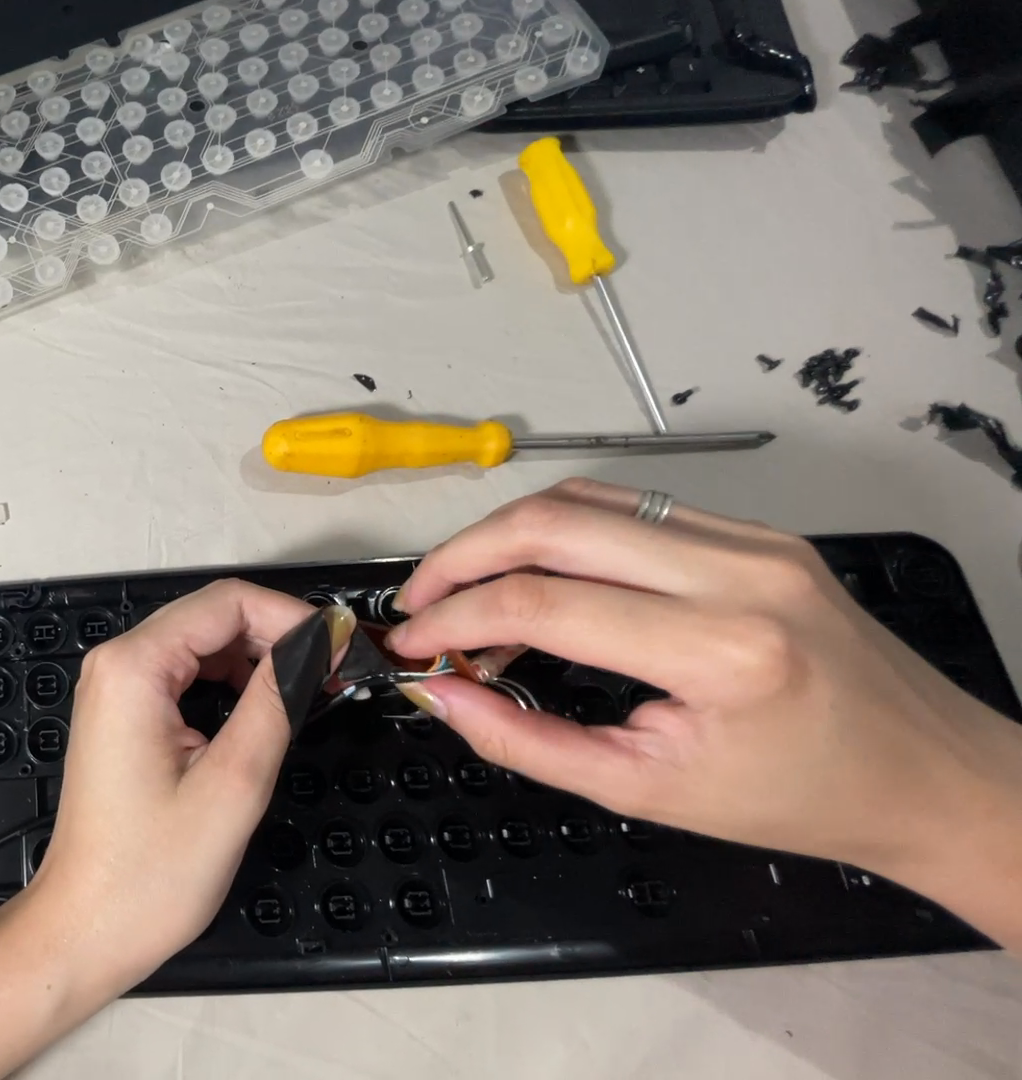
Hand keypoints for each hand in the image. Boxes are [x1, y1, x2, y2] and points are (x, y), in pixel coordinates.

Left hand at [26, 580, 314, 993]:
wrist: (86, 927)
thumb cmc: (152, 872)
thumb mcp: (233, 783)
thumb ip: (276, 700)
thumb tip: (316, 643)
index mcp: (133, 666)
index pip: (225, 601)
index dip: (291, 616)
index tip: (340, 650)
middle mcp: (116, 662)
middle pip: (211, 616)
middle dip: (277, 636)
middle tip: (333, 676)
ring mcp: (114, 686)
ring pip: (200, 643)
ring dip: (256, 658)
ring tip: (307, 693)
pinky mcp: (122, 712)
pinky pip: (184, 673)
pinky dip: (229, 681)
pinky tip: (262, 707)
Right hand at [385, 479, 1021, 945]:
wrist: (937, 777)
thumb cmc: (793, 799)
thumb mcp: (643, 791)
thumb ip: (522, 741)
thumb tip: (438, 694)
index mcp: (720, 651)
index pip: (541, 604)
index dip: (452, 618)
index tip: (409, 645)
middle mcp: (737, 573)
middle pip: (547, 525)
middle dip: (456, 559)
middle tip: (415, 603)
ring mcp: (748, 539)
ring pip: (575, 500)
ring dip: (495, 537)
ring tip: (458, 586)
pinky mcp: (748, 531)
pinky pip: (618, 506)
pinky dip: (547, 530)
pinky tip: (524, 571)